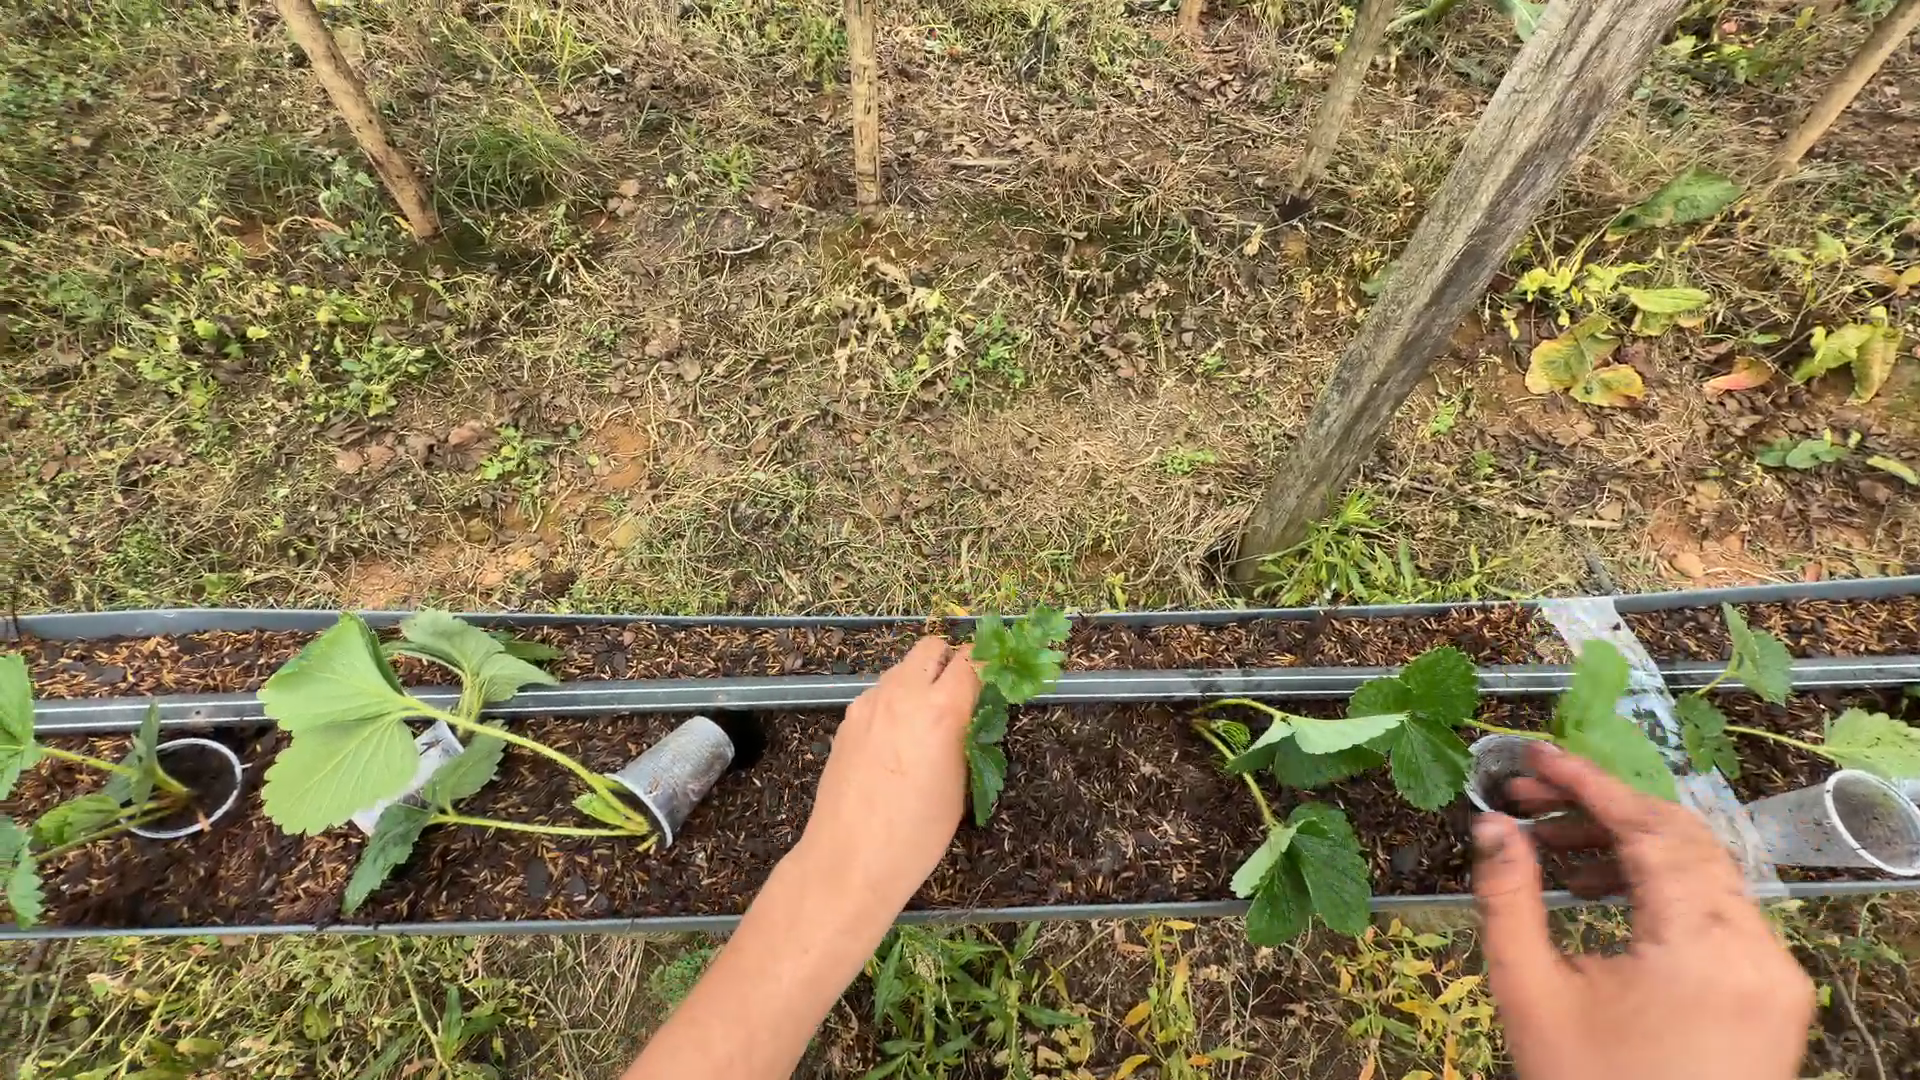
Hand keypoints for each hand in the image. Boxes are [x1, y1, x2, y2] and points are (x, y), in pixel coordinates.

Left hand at [795, 637, 980, 909]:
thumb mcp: (960, 785)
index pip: (972, 661)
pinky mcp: (847, 718)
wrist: (849, 859)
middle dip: (950, 660)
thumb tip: (972, 713)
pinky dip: (894, 702)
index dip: (987, 665)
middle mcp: (902, 695)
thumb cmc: (917, 835)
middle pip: (931, 647)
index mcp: (940, 711)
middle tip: (959, 692)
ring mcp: (869, 703)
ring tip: (925, 721)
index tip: (995, 676)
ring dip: (919, 680)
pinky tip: (894, 740)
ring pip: (902, 668)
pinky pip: (879, 694)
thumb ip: (967, 736)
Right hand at [1473, 743, 1813, 1079]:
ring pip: (1696, 867)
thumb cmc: (1585, 1079)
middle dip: (1595, 804)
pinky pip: (1708, 904)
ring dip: (1617, 839)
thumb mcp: (1527, 984)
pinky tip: (1588, 884)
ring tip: (1542, 840)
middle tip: (1521, 796)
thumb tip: (1490, 823)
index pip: (1650, 831)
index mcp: (1704, 950)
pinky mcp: (1765, 990)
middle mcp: (1757, 952)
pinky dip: (1646, 878)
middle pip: (1680, 839)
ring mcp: (1770, 974)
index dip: (1586, 781)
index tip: (1533, 753)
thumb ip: (1507, 893)